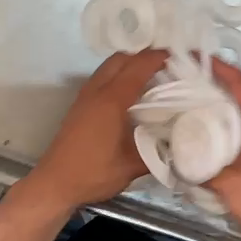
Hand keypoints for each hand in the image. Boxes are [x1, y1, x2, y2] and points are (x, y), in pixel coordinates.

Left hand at [22, 49, 169, 213]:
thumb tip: (184, 142)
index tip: (184, 58)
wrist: (55, 184)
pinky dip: (120, 77)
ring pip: (110, 67)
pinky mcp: (80, 106)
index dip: (162, 57)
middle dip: (146, 57)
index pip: (140, 66)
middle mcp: (96, 91)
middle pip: (122, 58)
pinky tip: (133, 96)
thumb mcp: (132, 166)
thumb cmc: (93, 173)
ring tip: (155, 79)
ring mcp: (85, 97)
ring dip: (131, 66)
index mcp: (111, 100)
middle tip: (171, 67)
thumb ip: (159, 151)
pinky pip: (103, 79)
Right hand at [207, 62, 240, 240]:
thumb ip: (201, 170)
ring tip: (204, 97)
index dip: (222, 68)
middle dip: (225, 78)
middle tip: (197, 77)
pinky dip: (236, 115)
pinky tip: (219, 127)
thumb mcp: (227, 185)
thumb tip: (176, 160)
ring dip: (231, 97)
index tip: (198, 58)